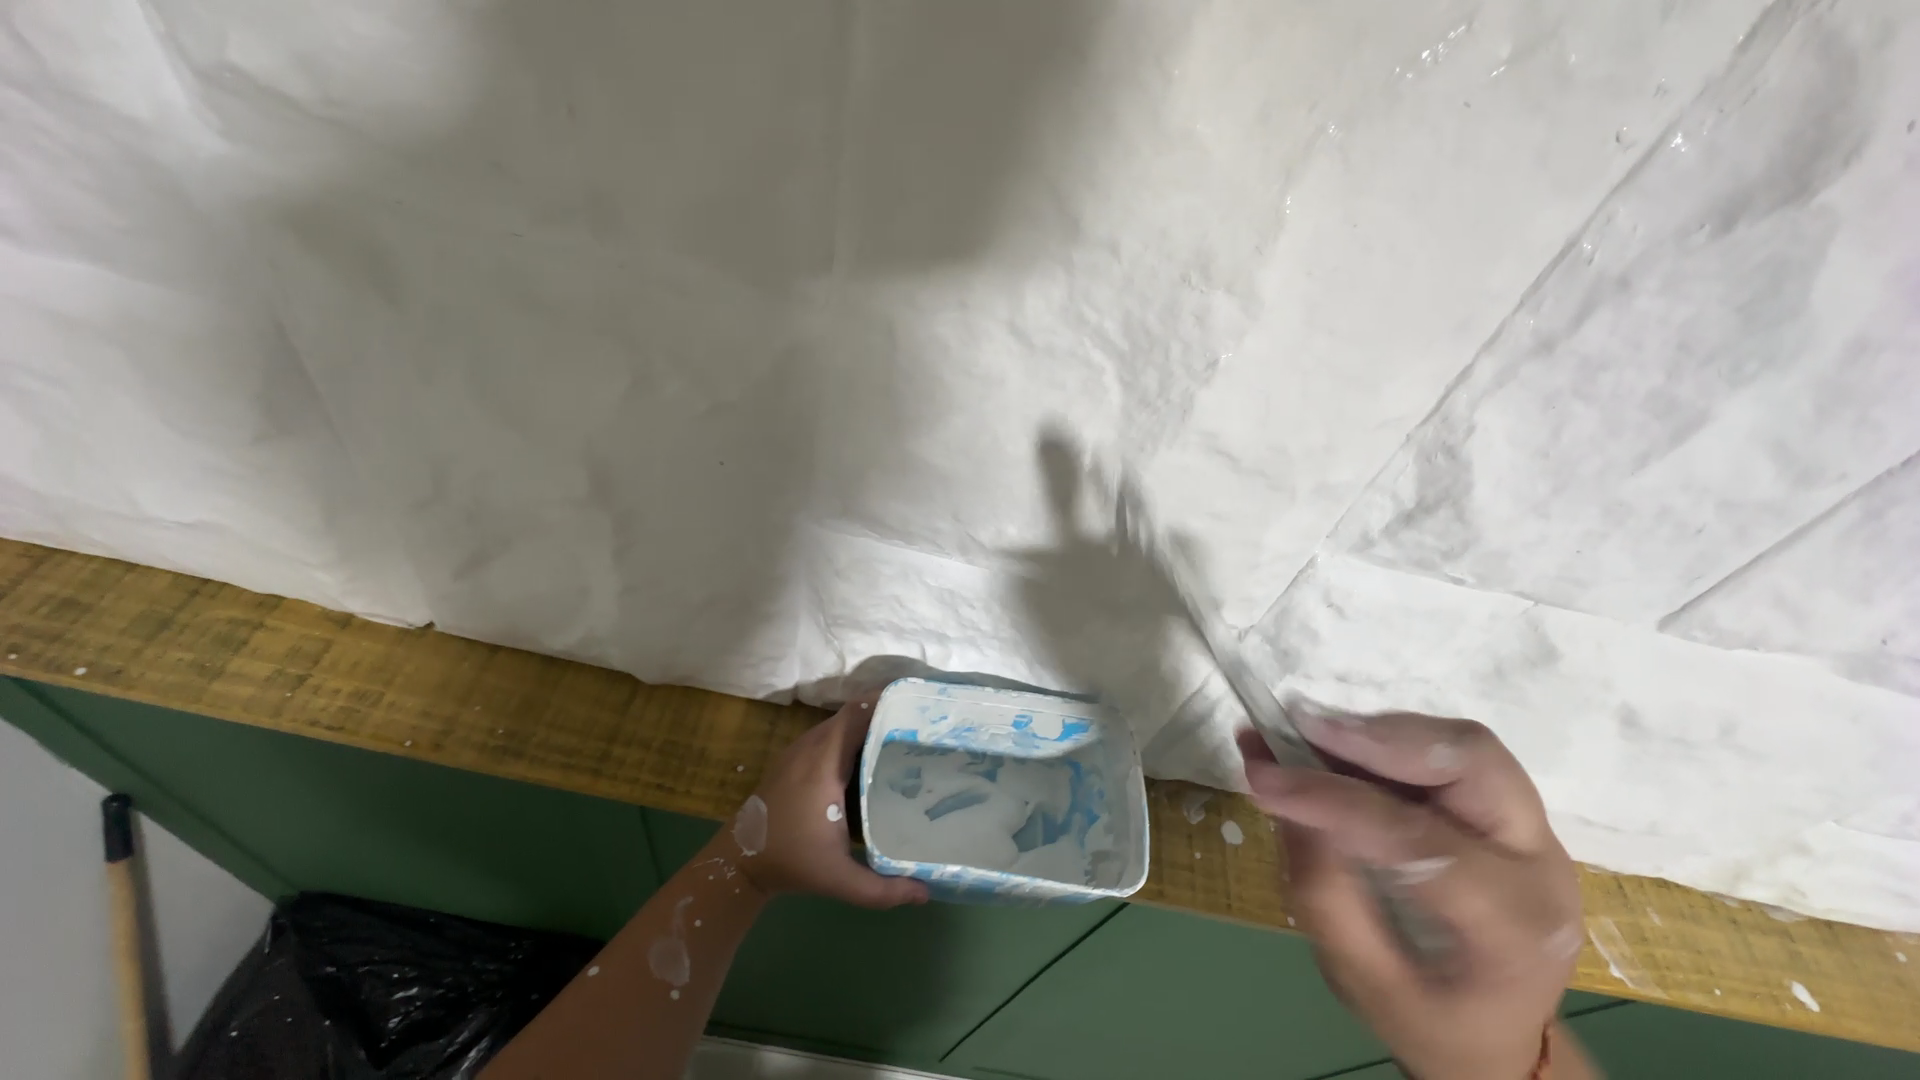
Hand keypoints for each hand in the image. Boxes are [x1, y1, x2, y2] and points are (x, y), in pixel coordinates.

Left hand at [730, 690, 928, 909]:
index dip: (886, 702)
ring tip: (906, 737)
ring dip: (869, 725)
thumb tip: (927, 893)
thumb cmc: (791, 862)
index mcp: (824, 763)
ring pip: (841, 724)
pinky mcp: (795, 759)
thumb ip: (883, 890)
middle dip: (886, 713)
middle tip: (923, 725)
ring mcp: (799, 750)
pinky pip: (830, 736)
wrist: (739, 862)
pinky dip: (852, 738)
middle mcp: (811, 747)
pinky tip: (873, 758)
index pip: (857, 713)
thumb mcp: (839, 880)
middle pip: (854, 714)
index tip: (918, 706)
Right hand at [1239, 709, 1581, 1079]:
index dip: (1332, 796)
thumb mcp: (1361, 981)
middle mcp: (1541, 865)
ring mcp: (1535, 832)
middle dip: (1376, 736)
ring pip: (1464, 744)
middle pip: (1472, 760)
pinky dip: (1386, 743)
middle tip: (1296, 724)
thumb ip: (1324, 894)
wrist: (1502, 1044)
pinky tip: (1335, 747)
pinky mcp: (1513, 814)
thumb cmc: (1428, 1023)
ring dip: (1377, 733)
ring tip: (1305, 731)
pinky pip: (1451, 756)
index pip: (1417, 836)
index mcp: (1511, 927)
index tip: (1260, 774)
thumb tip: (1286, 802)